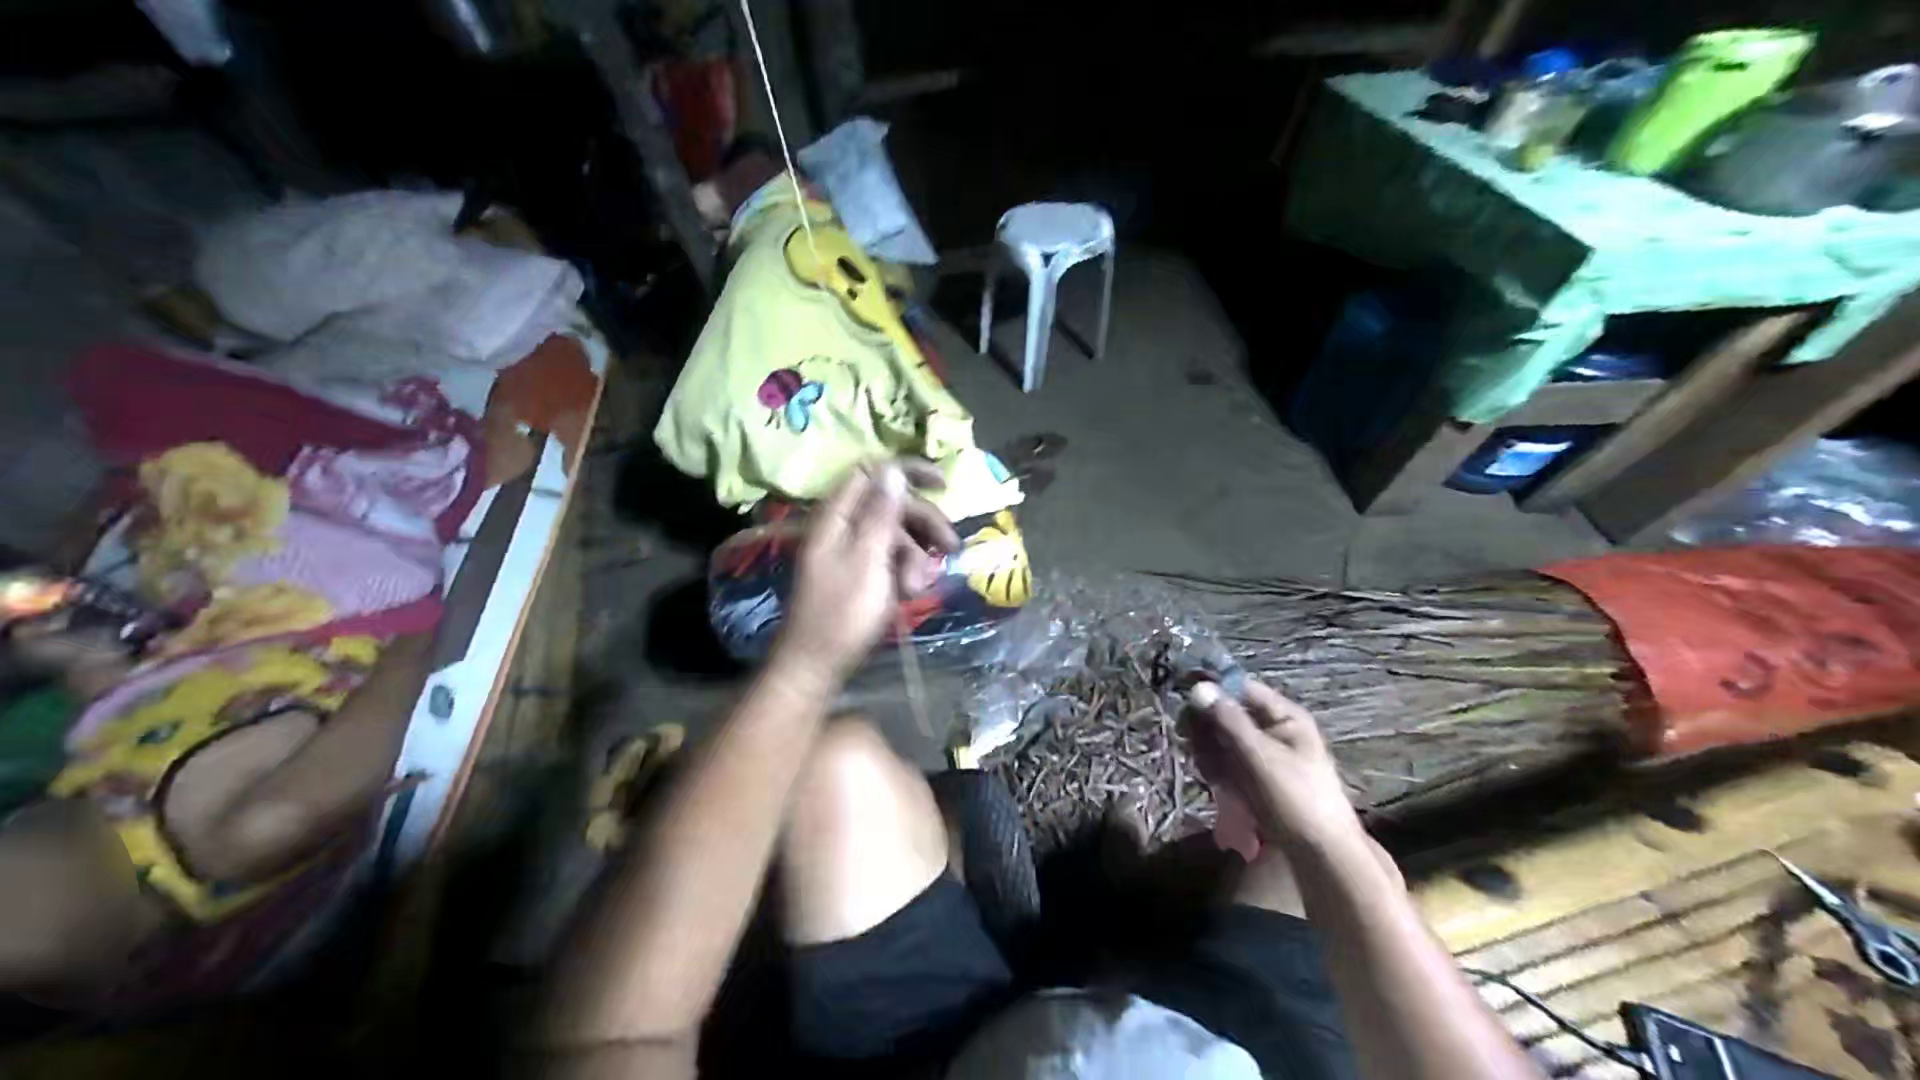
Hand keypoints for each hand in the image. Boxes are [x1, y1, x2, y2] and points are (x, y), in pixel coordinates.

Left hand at [772, 462, 959, 679]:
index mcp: (837, 517)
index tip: (943, 485)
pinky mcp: (861, 574)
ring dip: (916, 556)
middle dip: (923, 524)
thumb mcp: (867, 560)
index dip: (907, 473)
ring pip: (897, 535)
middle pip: (892, 506)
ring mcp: (853, 551)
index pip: (872, 473)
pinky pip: (891, 559)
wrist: (817, 665)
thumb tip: (893, 470)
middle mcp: (844, 527)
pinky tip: (913, 593)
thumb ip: (880, 514)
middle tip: (950, 547)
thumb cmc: (842, 614)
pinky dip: (906, 572)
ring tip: (920, 587)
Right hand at [1187, 679, 1361, 850]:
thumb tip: (1199, 686)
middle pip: (1226, 713)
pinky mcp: (1254, 776)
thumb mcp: (1260, 755)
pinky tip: (1216, 783)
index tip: (1185, 701)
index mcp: (1284, 716)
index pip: (1240, 687)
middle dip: (1207, 728)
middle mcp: (1272, 729)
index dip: (1212, 690)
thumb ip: (1228, 720)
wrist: (1320, 855)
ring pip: (1221, 738)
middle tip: (1195, 745)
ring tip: (1211, 772)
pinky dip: (1216, 768)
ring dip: (1209, 751)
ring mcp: (1262, 754)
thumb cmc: (1296, 798)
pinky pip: (1225, 761)